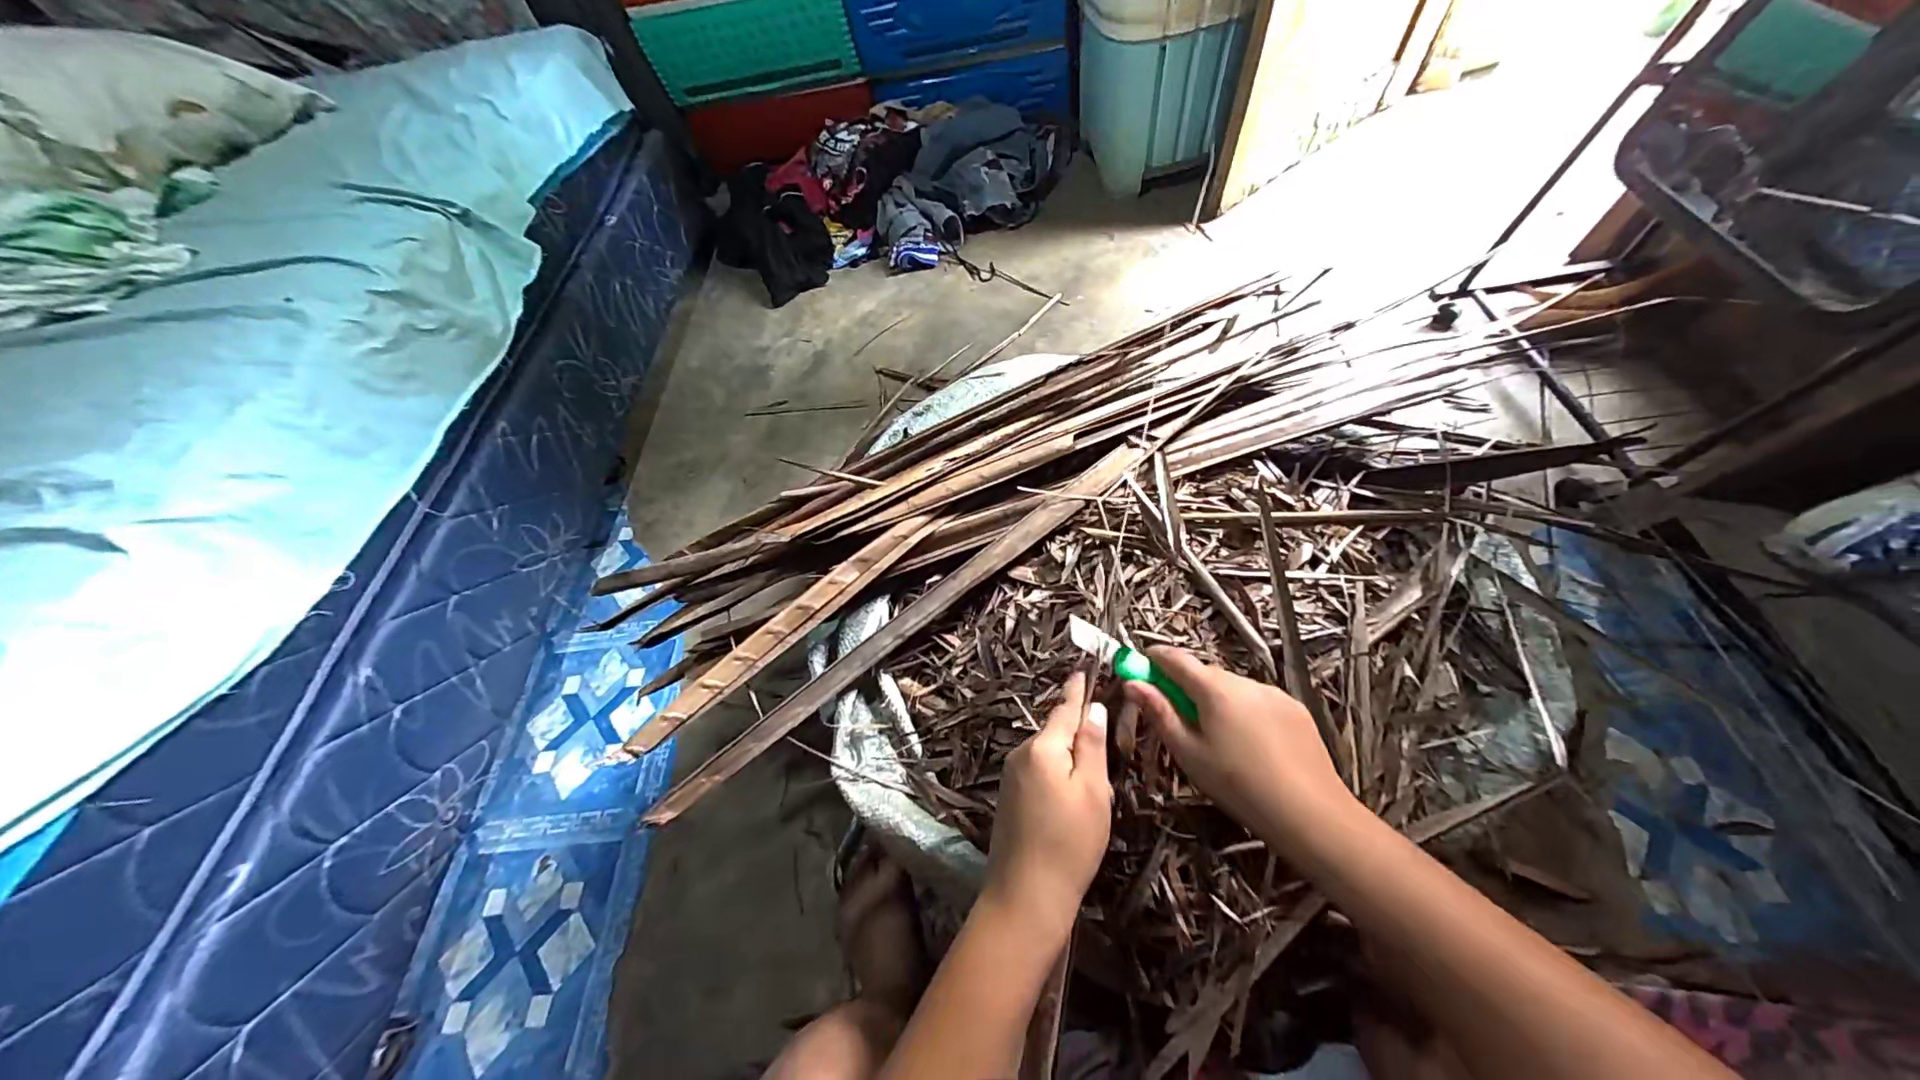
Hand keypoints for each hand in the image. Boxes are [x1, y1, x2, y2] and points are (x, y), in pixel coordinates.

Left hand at [982, 672, 1111, 926]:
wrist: (1026, 896)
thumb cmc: (1069, 842)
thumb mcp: (1092, 791)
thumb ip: (1092, 745)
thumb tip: (1094, 708)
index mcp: (1042, 747)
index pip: (1065, 709)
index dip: (1078, 691)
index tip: (1084, 670)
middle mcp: (1021, 754)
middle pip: (1056, 732)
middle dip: (1080, 732)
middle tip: (1109, 739)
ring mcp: (1012, 777)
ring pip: (1049, 755)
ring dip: (1071, 758)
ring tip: (1097, 779)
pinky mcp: (1010, 798)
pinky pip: (1040, 773)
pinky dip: (1059, 776)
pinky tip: (1073, 799)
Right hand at [1121, 647, 1357, 856]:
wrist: (1311, 813)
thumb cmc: (1238, 785)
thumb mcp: (1189, 753)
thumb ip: (1160, 713)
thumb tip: (1133, 684)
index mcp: (1214, 689)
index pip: (1174, 658)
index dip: (1153, 660)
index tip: (1139, 670)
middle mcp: (1244, 681)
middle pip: (1204, 673)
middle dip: (1185, 687)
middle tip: (1176, 718)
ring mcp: (1273, 693)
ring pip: (1232, 688)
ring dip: (1217, 701)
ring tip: (1218, 740)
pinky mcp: (1295, 709)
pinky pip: (1257, 701)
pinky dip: (1244, 712)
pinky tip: (1251, 746)